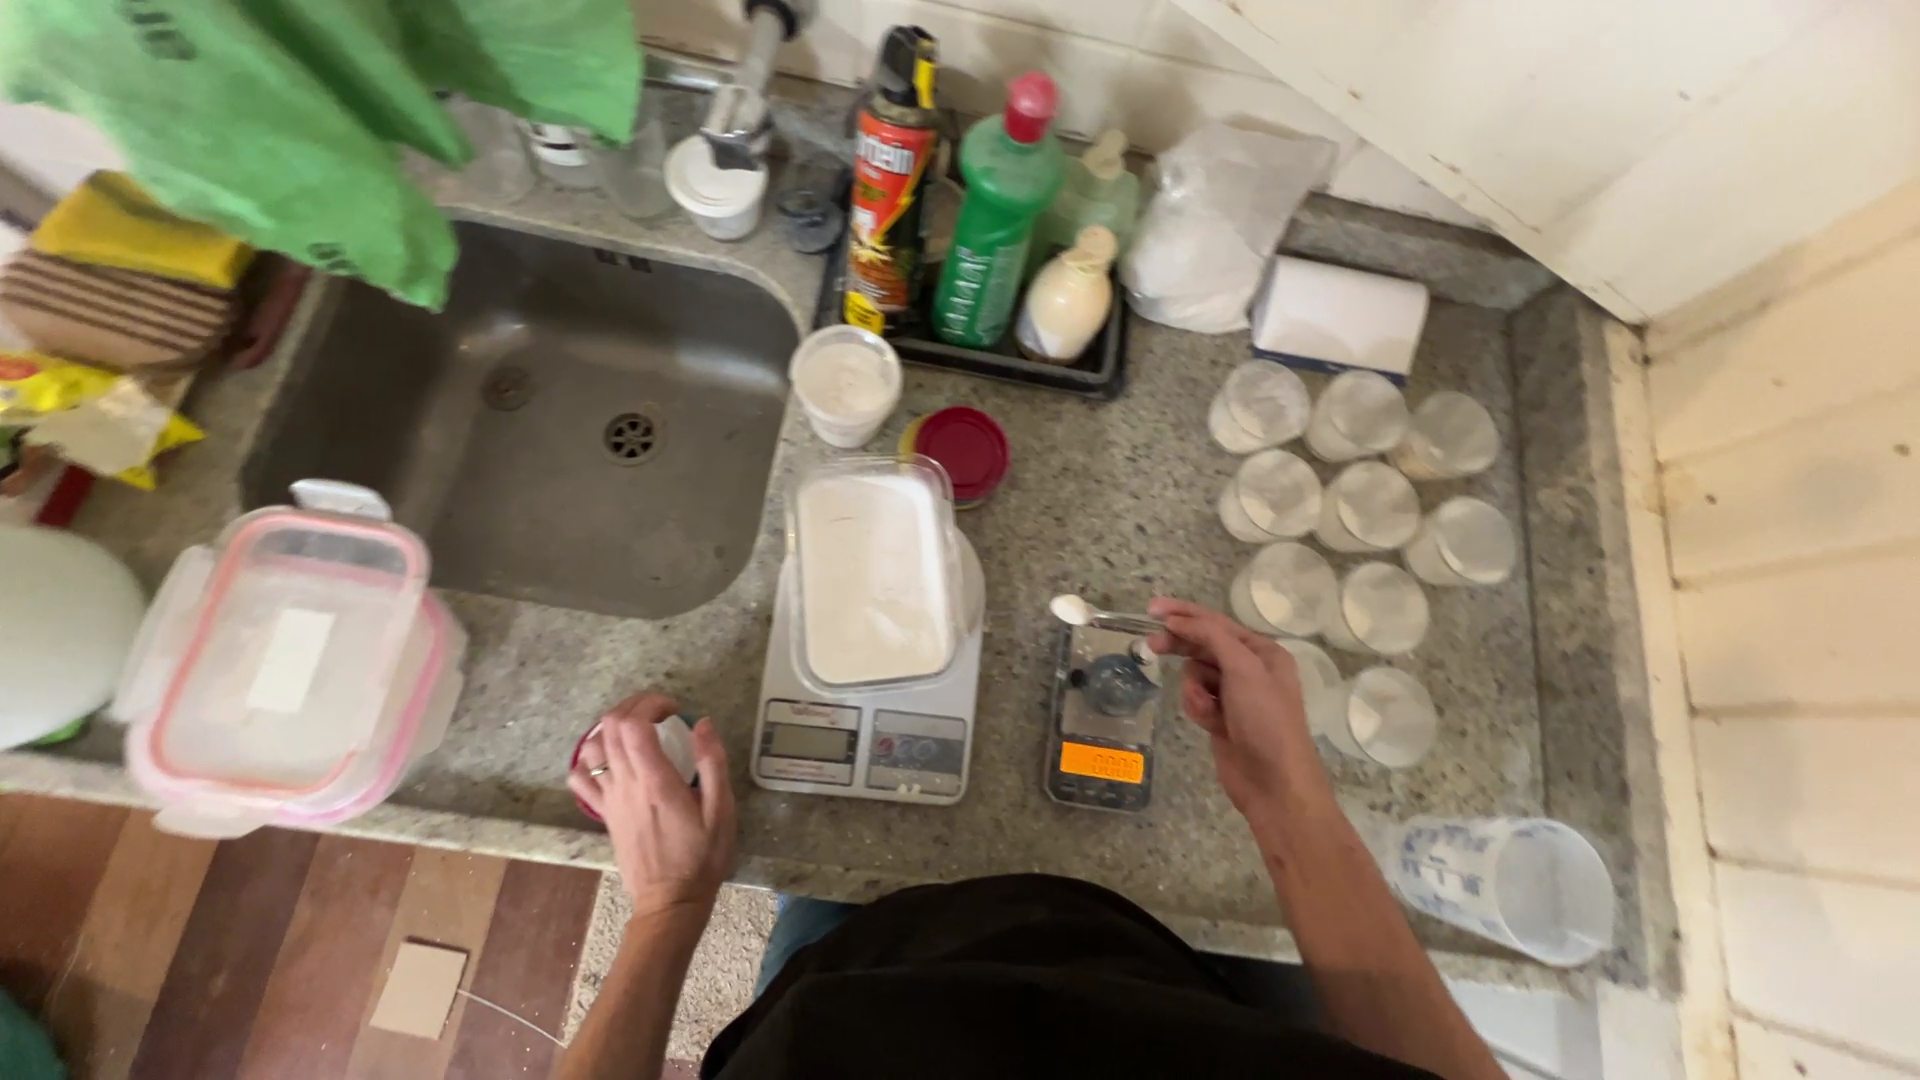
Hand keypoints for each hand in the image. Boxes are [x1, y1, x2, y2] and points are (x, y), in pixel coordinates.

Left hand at [569, 693, 736, 920]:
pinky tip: (613, 758)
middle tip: (661, 713)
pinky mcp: (603, 813)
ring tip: (640, 730)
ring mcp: (609, 799)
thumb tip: (703, 723)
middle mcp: (626, 785)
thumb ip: (713, 762)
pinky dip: (591, 757)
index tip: (675, 710)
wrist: (670, 901)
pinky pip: (581, 777)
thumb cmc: (703, 855)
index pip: (634, 724)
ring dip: (613, 727)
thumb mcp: (723, 809)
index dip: (651, 704)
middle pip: (611, 726)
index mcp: (656, 781)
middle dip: (635, 706)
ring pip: (592, 746)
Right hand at [1146, 598, 1331, 825]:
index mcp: (1262, 652)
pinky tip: (1210, 724)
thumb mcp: (1243, 669)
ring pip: (1195, 675)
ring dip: (1195, 689)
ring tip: (1208, 708)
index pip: (1215, 623)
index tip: (1152, 610)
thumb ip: (1211, 637)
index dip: (1184, 614)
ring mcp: (1234, 694)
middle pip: (1203, 646)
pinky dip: (1197, 708)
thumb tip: (1179, 620)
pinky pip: (1196, 699)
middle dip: (1181, 648)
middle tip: (1150, 646)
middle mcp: (1250, 669)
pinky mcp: (1220, 717)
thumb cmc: (1265, 720)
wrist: (1274, 782)